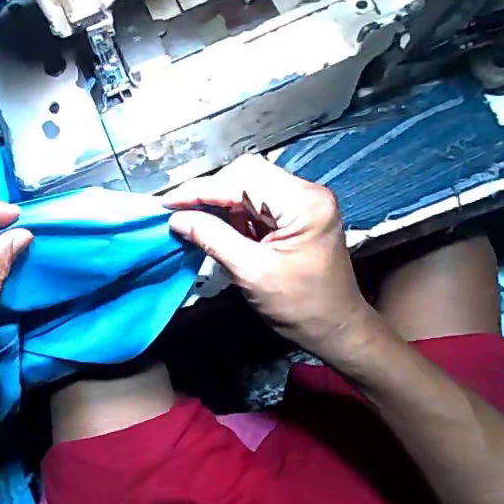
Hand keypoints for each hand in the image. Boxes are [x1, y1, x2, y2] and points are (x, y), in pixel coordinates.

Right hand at [162, 155, 382, 364]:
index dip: (201, 190)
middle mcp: (307, 193)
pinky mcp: (297, 215)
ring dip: (222, 203)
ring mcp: (304, 202)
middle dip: (211, 192)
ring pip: (250, 185)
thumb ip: (213, 238)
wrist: (335, 329)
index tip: (168, 203)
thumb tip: (177, 218)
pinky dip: (235, 213)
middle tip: (182, 213)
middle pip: (247, 174)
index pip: (243, 179)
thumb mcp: (251, 272)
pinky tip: (220, 229)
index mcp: (304, 203)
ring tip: (198, 223)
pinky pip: (258, 201)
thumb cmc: (300, 306)